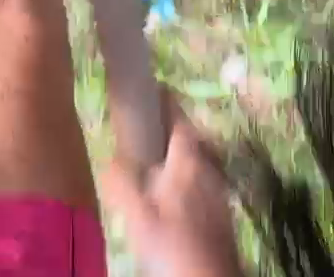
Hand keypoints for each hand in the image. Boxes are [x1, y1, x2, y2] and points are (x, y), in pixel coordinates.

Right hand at [101, 108, 243, 276]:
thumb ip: (120, 182)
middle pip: (191, 137)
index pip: (180, 117)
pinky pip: (203, 181)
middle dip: (172, 127)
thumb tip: (110, 157)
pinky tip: (175, 196)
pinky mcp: (223, 214)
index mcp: (188, 160)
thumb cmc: (173, 246)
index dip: (167, 100)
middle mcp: (208, 168)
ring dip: (181, 154)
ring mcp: (219, 191)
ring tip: (159, 160)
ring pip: (199, 160)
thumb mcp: (137, 216)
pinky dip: (188, 177)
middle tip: (150, 127)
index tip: (153, 87)